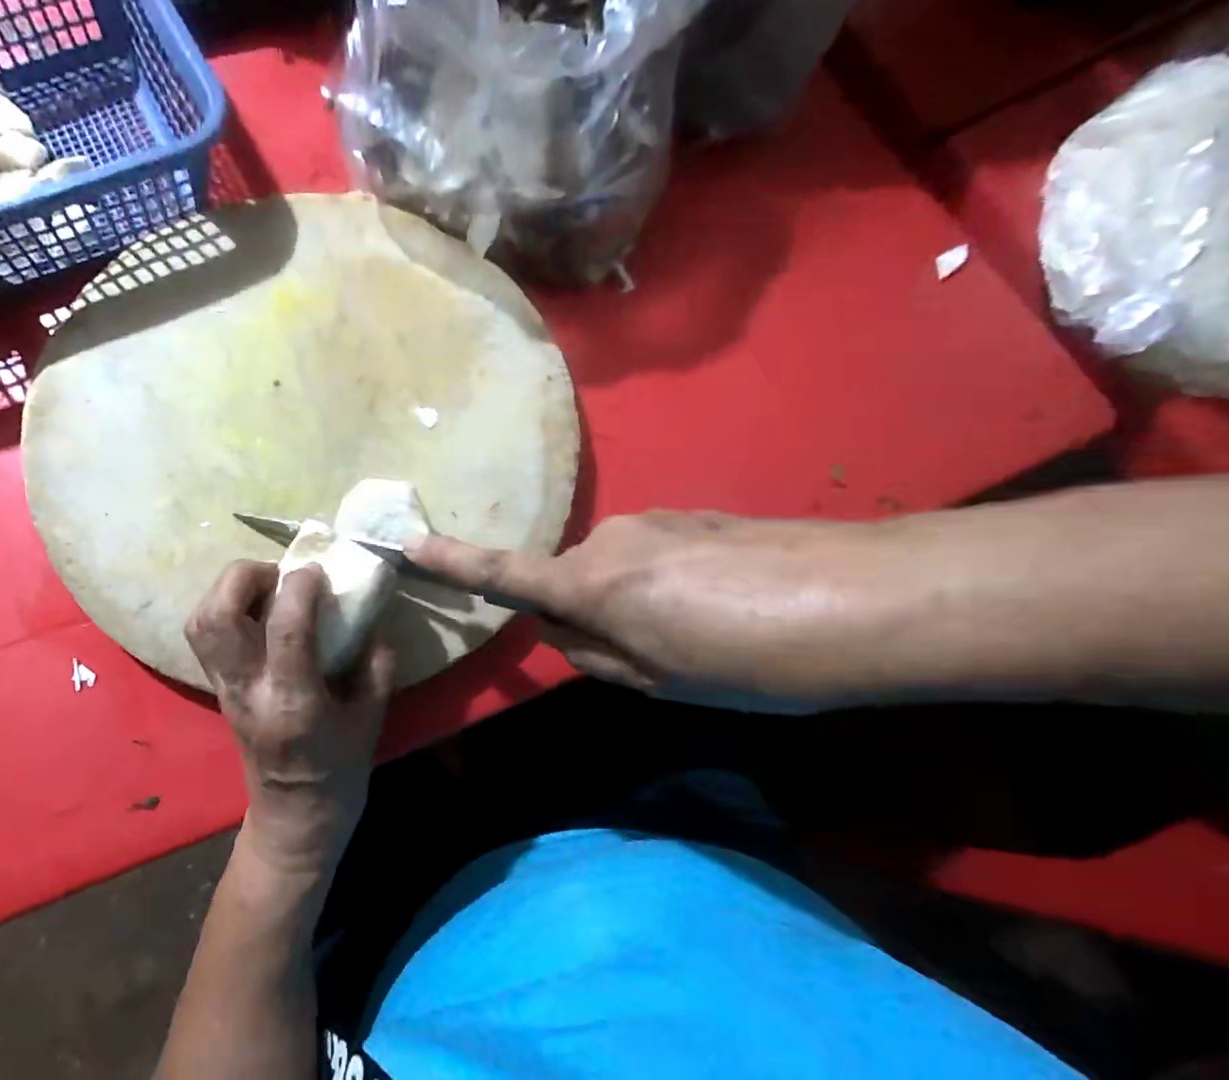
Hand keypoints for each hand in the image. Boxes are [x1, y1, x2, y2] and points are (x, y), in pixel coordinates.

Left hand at [185, 562, 396, 876]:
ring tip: (265, 586)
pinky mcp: (215, 687)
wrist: (293, 818)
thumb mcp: (372, 719)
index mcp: (293, 703)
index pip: (284, 630)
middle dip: (246, 576)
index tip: (318, 571)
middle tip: (281, 574)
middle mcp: (248, 690)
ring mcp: (224, 688)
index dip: (299, 587)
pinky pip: (203, 634)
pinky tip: (254, 609)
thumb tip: (369, 613)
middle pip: (219, 616)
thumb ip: (375, 663)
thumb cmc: (338, 773)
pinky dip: (221, 607)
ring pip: (201, 621)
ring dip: (228, 589)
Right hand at [408, 512, 882, 709]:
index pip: (505, 574)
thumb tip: (564, 631)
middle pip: (565, 583)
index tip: (405, 542)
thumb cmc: (759, 658)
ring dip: (630, 603)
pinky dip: (663, 585)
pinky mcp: (692, 517)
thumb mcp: (665, 683)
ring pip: (610, 571)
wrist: (879, 598)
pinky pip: (649, 556)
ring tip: (705, 637)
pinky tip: (727, 607)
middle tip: (653, 661)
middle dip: (585, 617)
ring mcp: (653, 522)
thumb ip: (597, 656)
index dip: (452, 562)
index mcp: (593, 585)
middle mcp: (610, 541)